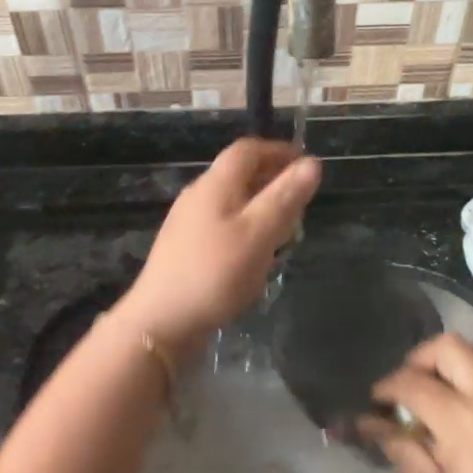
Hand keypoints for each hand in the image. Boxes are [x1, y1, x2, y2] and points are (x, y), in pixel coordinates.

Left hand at [113, 139, 321, 356]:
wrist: (161, 322)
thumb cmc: (215, 274)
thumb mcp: (259, 234)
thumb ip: (285, 197)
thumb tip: (312, 164)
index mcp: (215, 184)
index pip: (247, 150)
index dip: (278, 151)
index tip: (306, 165)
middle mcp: (198, 196)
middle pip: (238, 174)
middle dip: (273, 180)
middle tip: (302, 202)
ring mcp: (187, 223)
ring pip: (231, 202)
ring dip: (260, 207)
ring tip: (285, 231)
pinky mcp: (184, 249)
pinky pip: (221, 225)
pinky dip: (245, 229)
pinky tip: (255, 256)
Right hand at [360, 334, 472, 472]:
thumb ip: (401, 448)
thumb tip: (368, 423)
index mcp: (461, 421)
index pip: (413, 383)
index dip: (386, 388)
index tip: (374, 403)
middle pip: (447, 346)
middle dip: (417, 359)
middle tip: (405, 389)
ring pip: (470, 350)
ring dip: (442, 361)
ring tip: (427, 392)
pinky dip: (463, 371)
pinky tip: (452, 403)